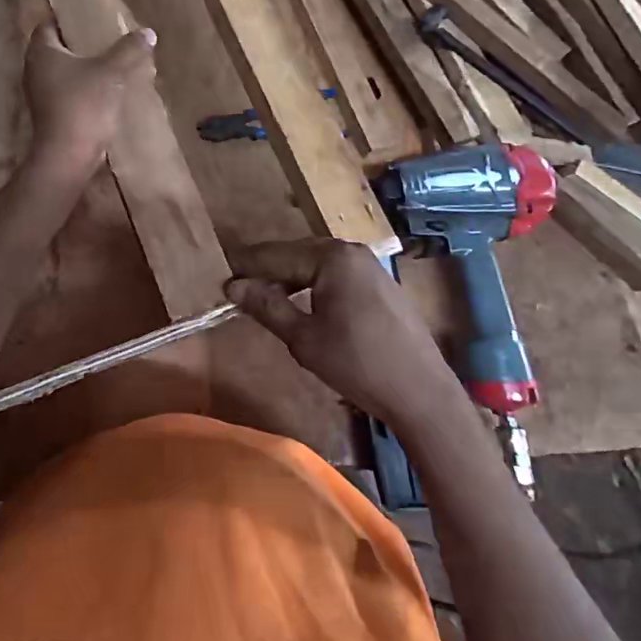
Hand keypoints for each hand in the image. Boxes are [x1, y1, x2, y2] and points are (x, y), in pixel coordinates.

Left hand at [23, 20, 156, 169]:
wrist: (68, 154)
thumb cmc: (84, 105)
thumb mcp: (111, 72)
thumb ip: (128, 50)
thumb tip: (148, 32)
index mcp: (42, 52)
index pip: (48, 25)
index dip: (68, 19)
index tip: (90, 18)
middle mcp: (34, 70)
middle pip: (56, 48)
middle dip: (79, 43)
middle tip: (106, 38)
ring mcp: (40, 94)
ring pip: (62, 71)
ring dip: (82, 67)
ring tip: (111, 63)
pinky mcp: (51, 113)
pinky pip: (67, 91)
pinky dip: (83, 87)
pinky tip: (106, 90)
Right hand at [225, 239, 466, 429]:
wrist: (420, 389)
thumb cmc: (357, 363)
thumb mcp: (303, 338)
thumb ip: (268, 306)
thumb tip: (234, 286)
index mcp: (332, 256)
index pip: (277, 255)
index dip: (247, 267)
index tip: (220, 278)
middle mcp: (352, 250)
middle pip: (298, 254)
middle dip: (268, 271)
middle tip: (238, 288)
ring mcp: (370, 265)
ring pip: (318, 264)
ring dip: (291, 278)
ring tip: (265, 297)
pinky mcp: (380, 282)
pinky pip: (337, 274)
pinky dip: (314, 284)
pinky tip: (303, 303)